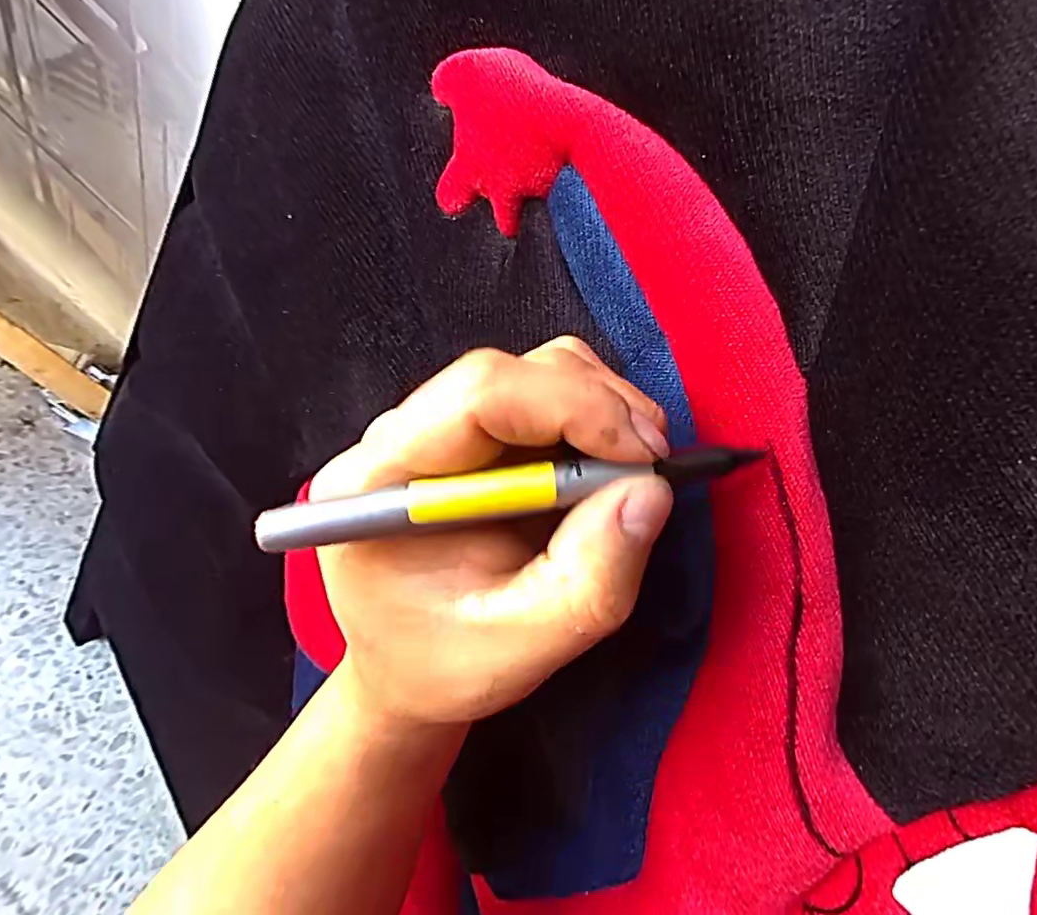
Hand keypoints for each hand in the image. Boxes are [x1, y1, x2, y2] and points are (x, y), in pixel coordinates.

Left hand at [308, 336, 675, 731]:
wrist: (408, 665)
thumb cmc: (442, 665)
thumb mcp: (520, 649)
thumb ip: (589, 581)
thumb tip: (650, 492)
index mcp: (382, 481)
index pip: (481, 396)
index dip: (574, 408)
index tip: (643, 456)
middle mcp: (406, 436)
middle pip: (515, 374)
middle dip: (601, 407)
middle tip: (654, 465)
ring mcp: (445, 426)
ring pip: (540, 371)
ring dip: (604, 408)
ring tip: (631, 471)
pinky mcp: (483, 431)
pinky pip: (551, 391)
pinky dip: (597, 417)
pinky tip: (606, 468)